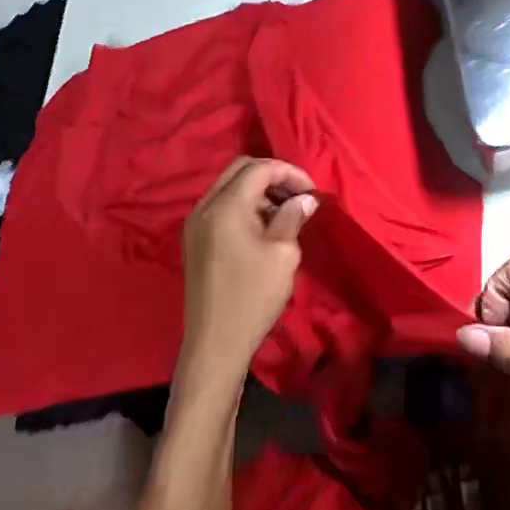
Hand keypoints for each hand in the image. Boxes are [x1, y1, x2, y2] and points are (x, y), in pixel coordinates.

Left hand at [179, 156, 317, 383]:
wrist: (216, 341)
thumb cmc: (254, 295)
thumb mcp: (284, 253)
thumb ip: (292, 217)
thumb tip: (304, 200)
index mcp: (226, 207)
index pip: (259, 168)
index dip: (290, 173)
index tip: (313, 192)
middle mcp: (205, 207)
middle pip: (240, 170)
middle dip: (274, 176)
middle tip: (300, 195)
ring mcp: (196, 224)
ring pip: (230, 187)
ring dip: (260, 190)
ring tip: (288, 211)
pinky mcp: (196, 239)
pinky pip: (223, 206)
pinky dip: (247, 205)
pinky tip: (267, 226)